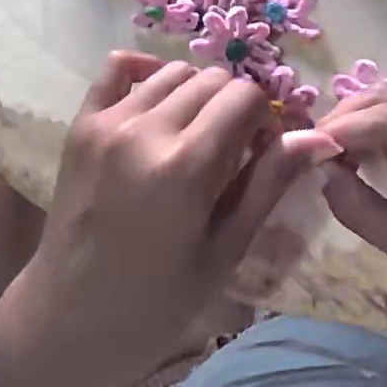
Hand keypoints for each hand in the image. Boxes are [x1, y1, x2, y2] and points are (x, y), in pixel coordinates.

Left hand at [0, 53, 339, 386]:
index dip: (265, 118)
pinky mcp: (81, 123)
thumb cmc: (157, 302)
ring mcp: (108, 122)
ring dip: (197, 93)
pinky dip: (146, 70)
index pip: (246, 97)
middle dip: (235, 106)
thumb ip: (268, 183)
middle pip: (214, 79)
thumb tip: (319, 137)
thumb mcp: (224, 250)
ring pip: (175, 71)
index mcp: (186, 166)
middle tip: (231, 148)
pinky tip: (158, 100)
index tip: (261, 152)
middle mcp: (146, 130)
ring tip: (195, 133)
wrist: (67, 320)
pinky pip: (118, 67)